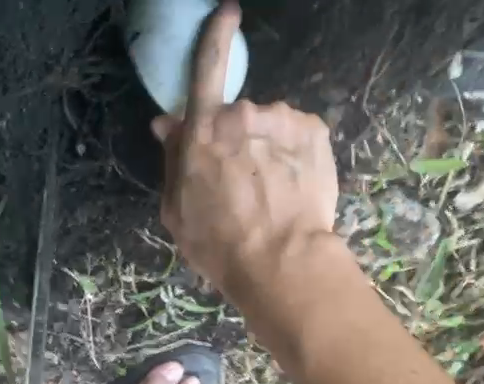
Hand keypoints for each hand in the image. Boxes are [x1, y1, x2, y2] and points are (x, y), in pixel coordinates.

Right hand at [151, 2, 339, 300]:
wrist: (279, 258)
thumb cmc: (216, 241)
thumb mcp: (176, 209)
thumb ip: (173, 160)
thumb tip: (168, 124)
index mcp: (204, 132)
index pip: (207, 71)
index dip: (215, 38)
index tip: (227, 12)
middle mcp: (244, 113)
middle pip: (235, 117)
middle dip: (233, 140)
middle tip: (233, 184)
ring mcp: (284, 118)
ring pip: (266, 127)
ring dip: (263, 149)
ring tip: (264, 193)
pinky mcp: (315, 130)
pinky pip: (294, 135)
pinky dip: (288, 154)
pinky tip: (286, 186)